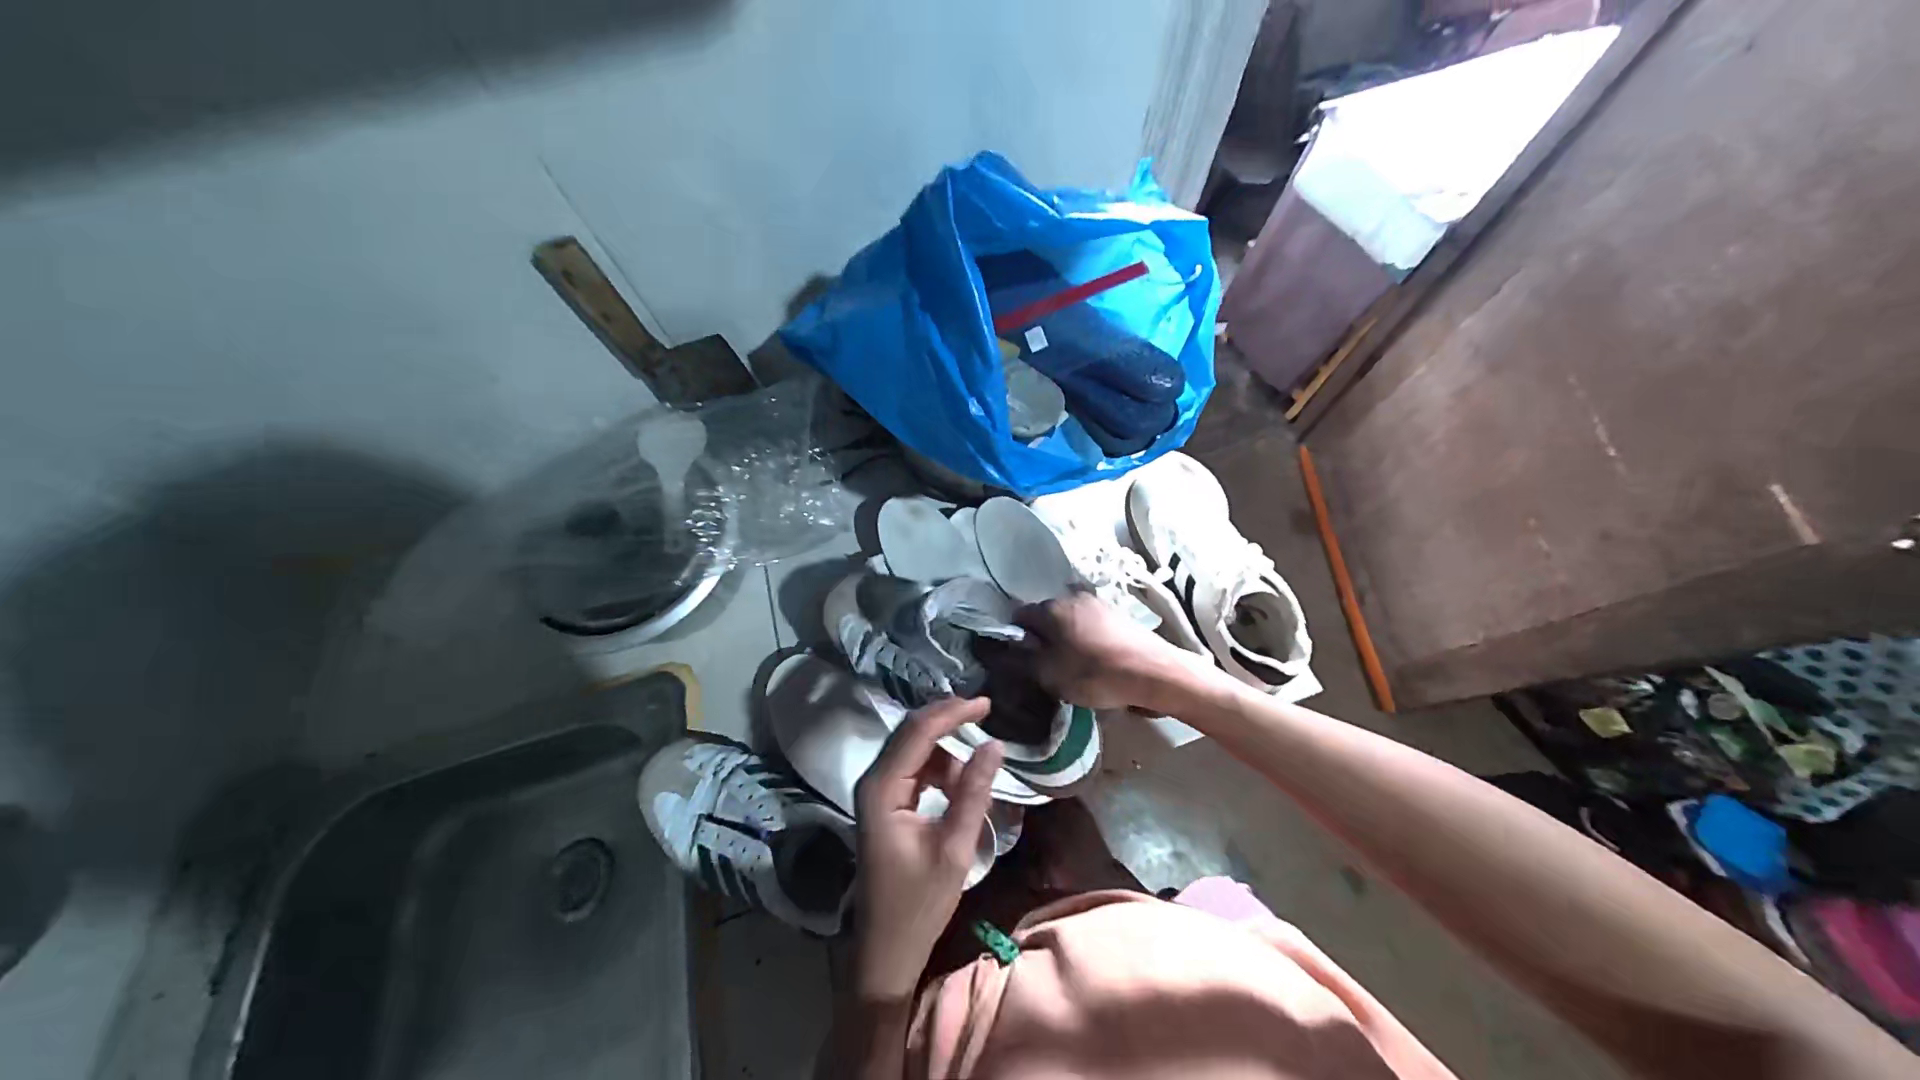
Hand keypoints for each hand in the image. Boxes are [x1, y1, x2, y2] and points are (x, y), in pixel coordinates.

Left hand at [852, 697, 1003, 1001]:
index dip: (952, 712)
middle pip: (911, 733)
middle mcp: (872, 781)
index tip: (987, 703)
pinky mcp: (885, 802)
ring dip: (946, 750)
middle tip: (986, 714)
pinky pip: (914, 769)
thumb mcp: (954, 848)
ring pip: (914, 749)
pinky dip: (939, 768)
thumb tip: (994, 745)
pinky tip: (961, 783)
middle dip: (948, 720)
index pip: (917, 732)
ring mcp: (876, 791)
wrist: (886, 948)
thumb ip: (973, 793)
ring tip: (978, 767)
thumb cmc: (919, 903)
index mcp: (882, 789)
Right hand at [1015, 592, 1206, 710]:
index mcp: (1052, 608)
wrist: (1153, 672)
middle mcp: (1073, 597)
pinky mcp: (1117, 615)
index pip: (1020, 616)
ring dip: (1065, 639)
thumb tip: (1011, 648)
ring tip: (1072, 667)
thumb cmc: (1096, 673)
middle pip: (1046, 617)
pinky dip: (1085, 640)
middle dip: (1042, 638)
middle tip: (1046, 666)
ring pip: (1069, 621)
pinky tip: (1093, 662)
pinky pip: (1089, 626)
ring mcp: (1098, 604)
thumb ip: (1024, 659)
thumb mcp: (1050, 675)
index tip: (1021, 658)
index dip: (1016, 637)